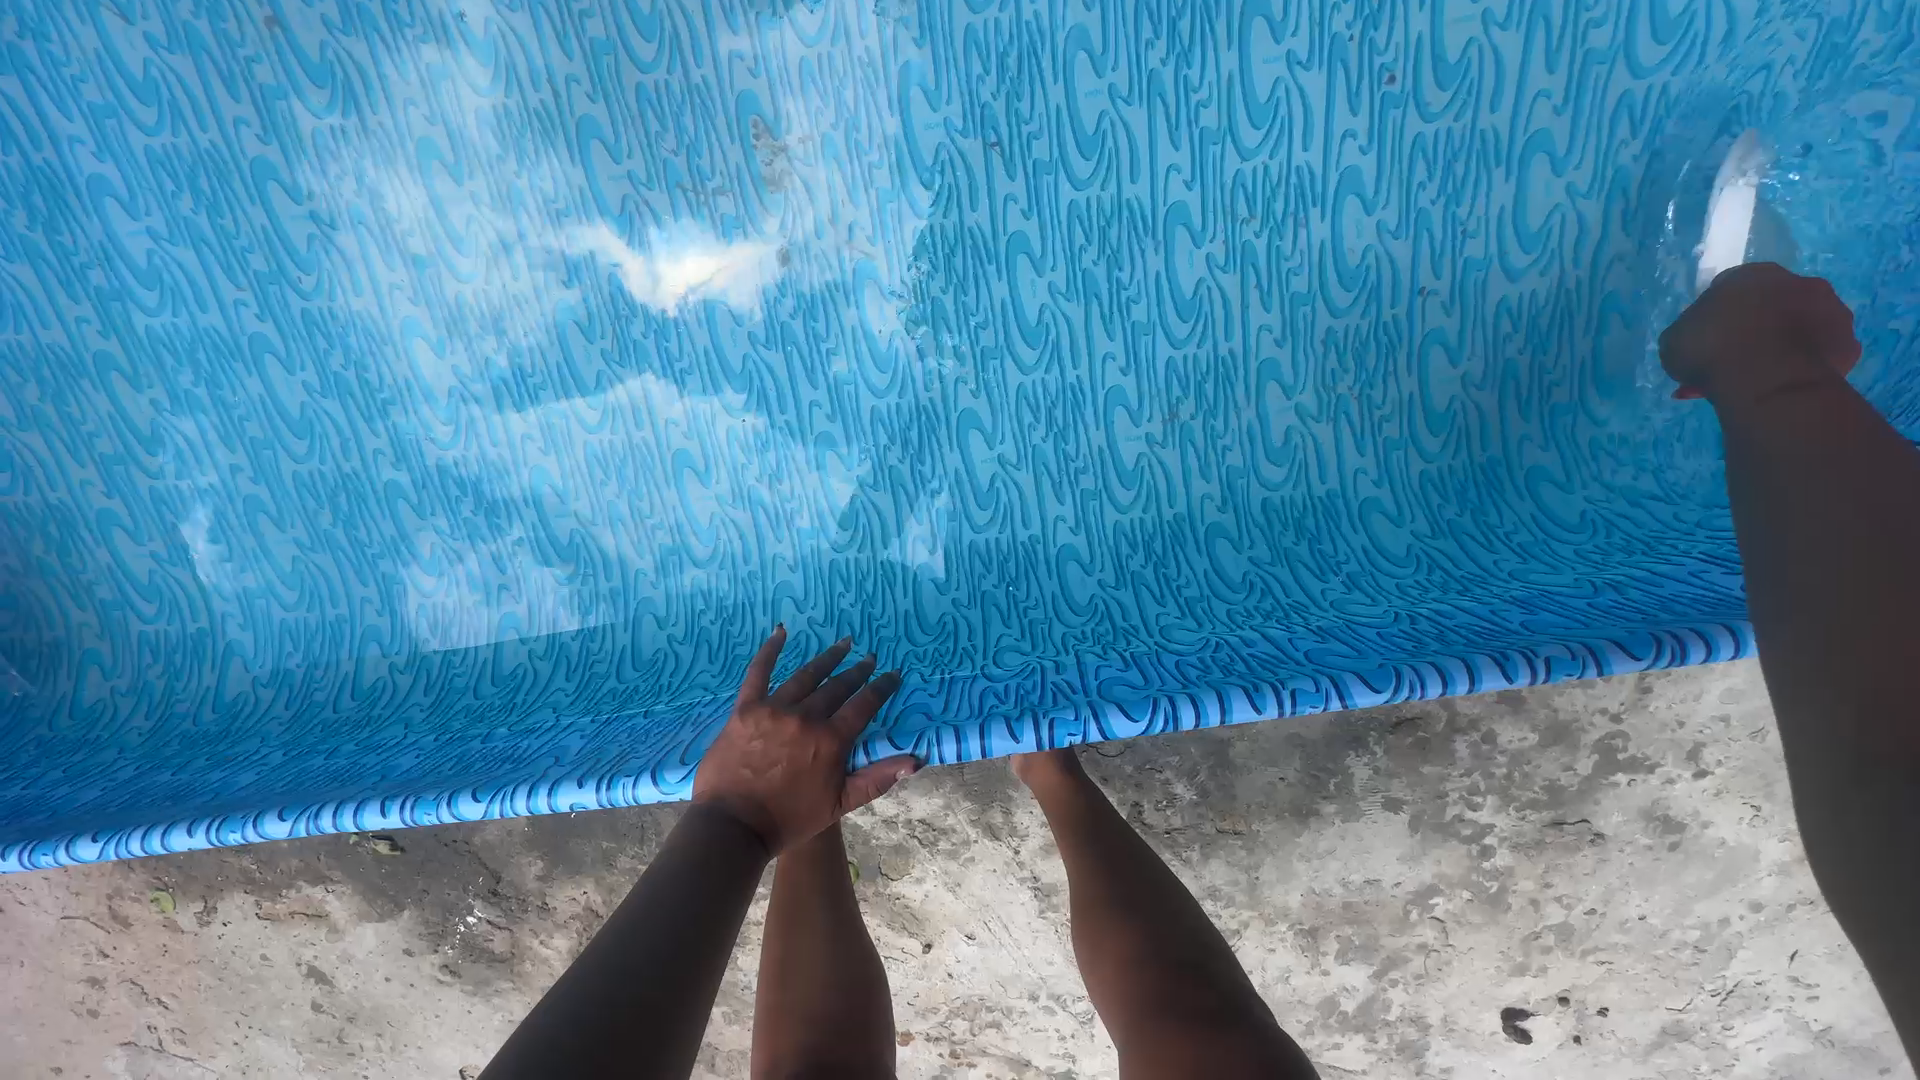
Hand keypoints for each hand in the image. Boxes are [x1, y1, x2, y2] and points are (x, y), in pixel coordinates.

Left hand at [692, 627, 919, 856]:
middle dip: (857, 671)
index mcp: (831, 740)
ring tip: (842, 645)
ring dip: (827, 658)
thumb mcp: (840, 804)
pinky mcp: (746, 708)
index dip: (881, 687)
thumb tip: (915, 760)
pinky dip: (770, 650)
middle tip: (869, 658)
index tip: (892, 675)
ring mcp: (774, 709)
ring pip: (806, 675)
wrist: (733, 826)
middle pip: (837, 686)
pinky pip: (759, 672)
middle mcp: (806, 717)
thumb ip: (877, 779)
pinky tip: (781, 632)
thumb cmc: (789, 819)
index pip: (864, 704)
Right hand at [1659, 262, 1860, 403]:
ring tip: (1748, 376)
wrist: (1766, 379)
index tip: (1702, 332)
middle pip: (1770, 302)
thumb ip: (1690, 329)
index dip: (1714, 310)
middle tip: (1726, 355)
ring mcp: (1832, 311)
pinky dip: (1796, 365)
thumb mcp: (1673, 339)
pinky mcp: (1847, 342)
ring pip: (1796, 326)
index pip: (1728, 285)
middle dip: (1751, 325)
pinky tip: (1773, 384)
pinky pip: (1814, 352)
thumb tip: (1702, 332)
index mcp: (1752, 275)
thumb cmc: (1710, 349)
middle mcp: (1799, 283)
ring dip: (1775, 344)